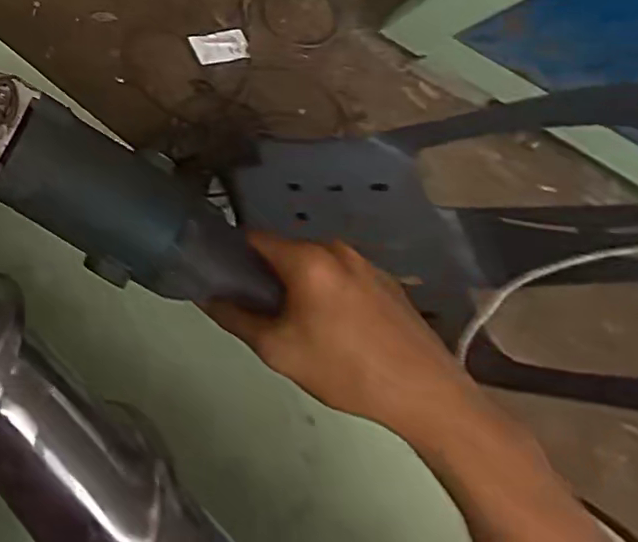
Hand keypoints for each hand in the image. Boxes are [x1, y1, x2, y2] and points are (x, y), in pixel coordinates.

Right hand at [207, 234, 596, 541]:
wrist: (432, 400)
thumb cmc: (347, 371)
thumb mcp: (278, 350)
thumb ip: (234, 317)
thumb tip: (205, 296)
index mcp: (306, 257)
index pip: (251, 238)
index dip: (231, 256)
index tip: (225, 282)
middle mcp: (334, 248)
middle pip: (282, 250)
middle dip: (267, 275)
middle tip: (264, 313)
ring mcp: (365, 263)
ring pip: (313, 264)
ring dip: (299, 284)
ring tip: (302, 325)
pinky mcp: (388, 282)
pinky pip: (341, 275)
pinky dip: (329, 291)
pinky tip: (339, 329)